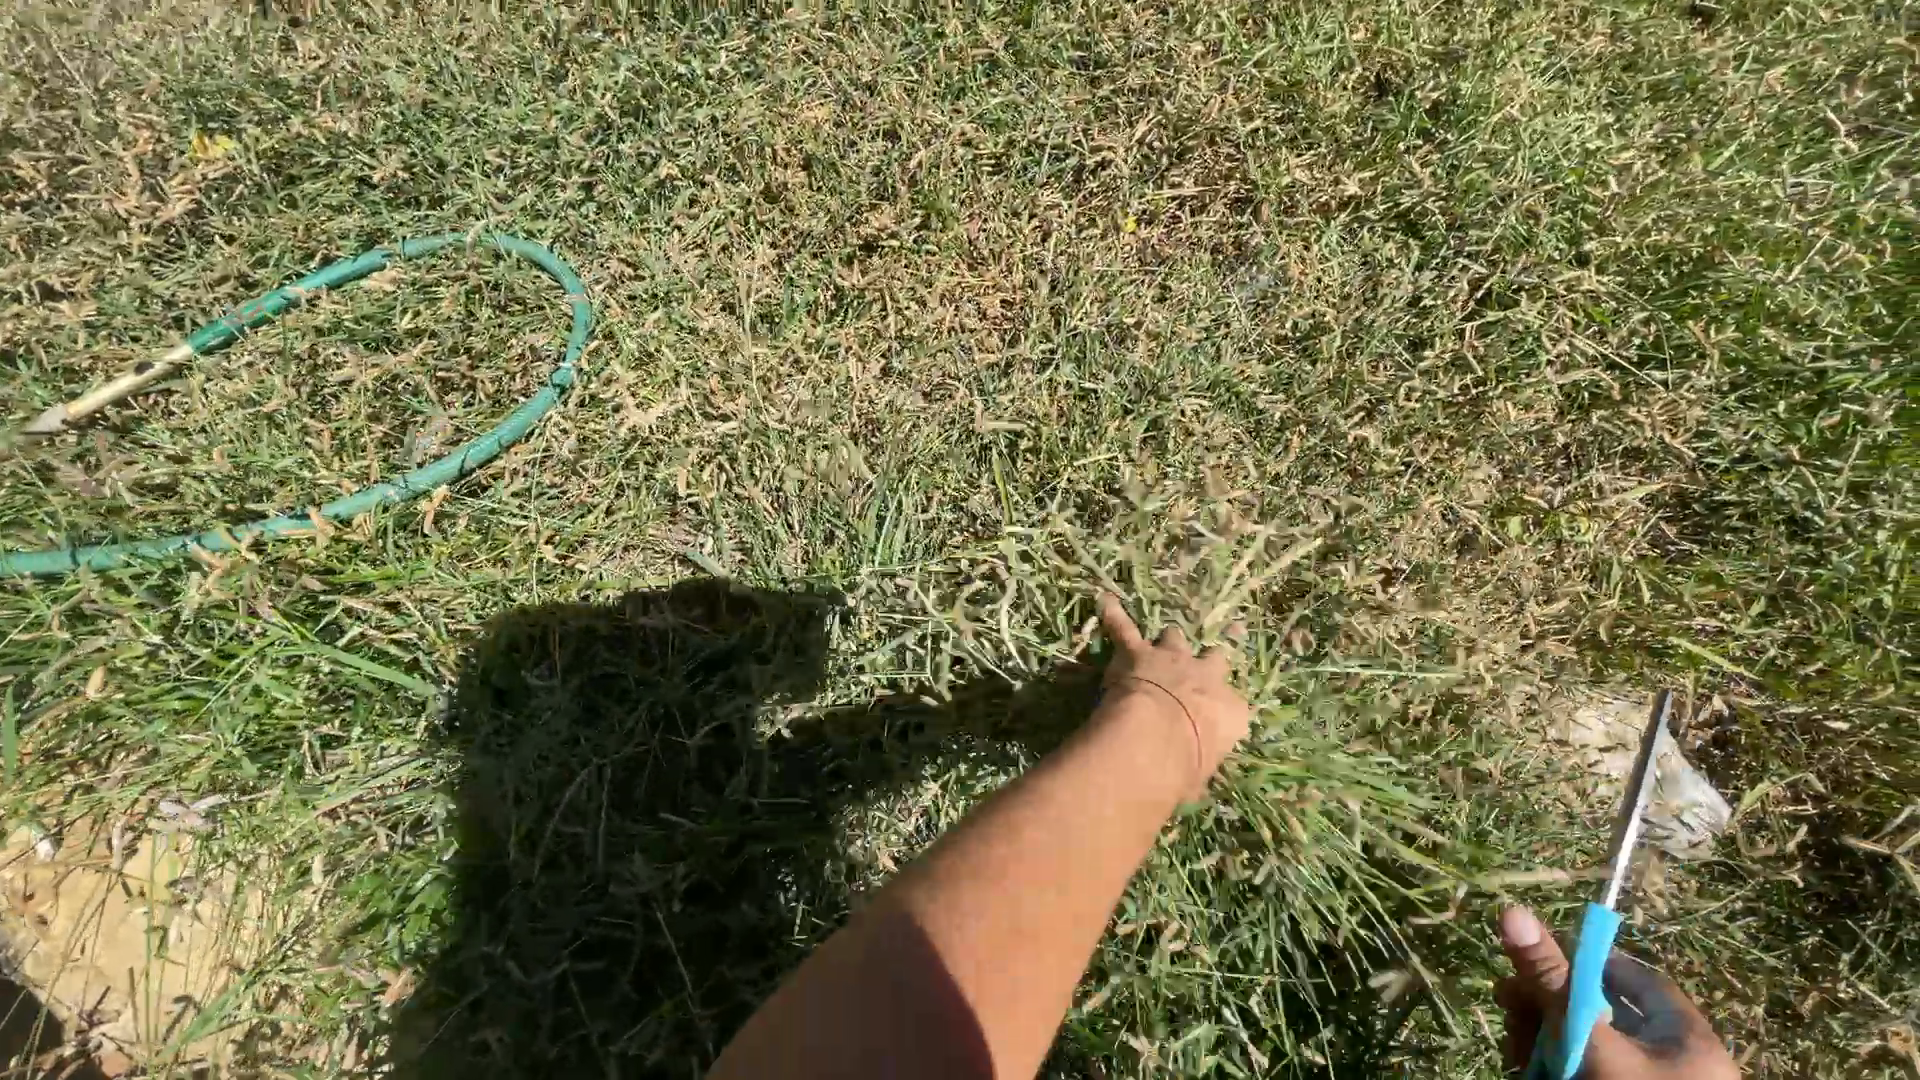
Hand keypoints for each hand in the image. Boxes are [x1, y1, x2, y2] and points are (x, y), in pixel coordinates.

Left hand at [1095, 594, 1250, 795]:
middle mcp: (1206, 677)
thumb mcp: (1199, 777)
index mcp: (1231, 710)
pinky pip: (1124, 628)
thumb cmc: (1185, 766)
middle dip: (1201, 662)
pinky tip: (1104, 601)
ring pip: (1174, 637)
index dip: (1218, 709)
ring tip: (1159, 640)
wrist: (1160, 735)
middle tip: (1192, 666)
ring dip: (1166, 641)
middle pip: (1211, 660)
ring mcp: (1171, 659)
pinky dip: (1113, 616)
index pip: (1232, 706)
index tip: (1209, 718)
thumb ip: (1194, 774)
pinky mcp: (1138, 652)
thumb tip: (1186, 788)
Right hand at [1496, 906, 1738, 1078]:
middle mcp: (1674, 1061)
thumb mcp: (1589, 1043)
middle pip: (1599, 1006)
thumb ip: (1552, 979)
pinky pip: (1581, 1068)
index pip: (1634, 976)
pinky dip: (1548, 1063)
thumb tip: (1512, 910)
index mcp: (1688, 1040)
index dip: (1584, 959)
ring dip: (1538, 1034)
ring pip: (1582, 1039)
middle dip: (1543, 1001)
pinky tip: (1525, 1069)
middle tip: (1508, 1004)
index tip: (1538, 957)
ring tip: (1516, 1050)